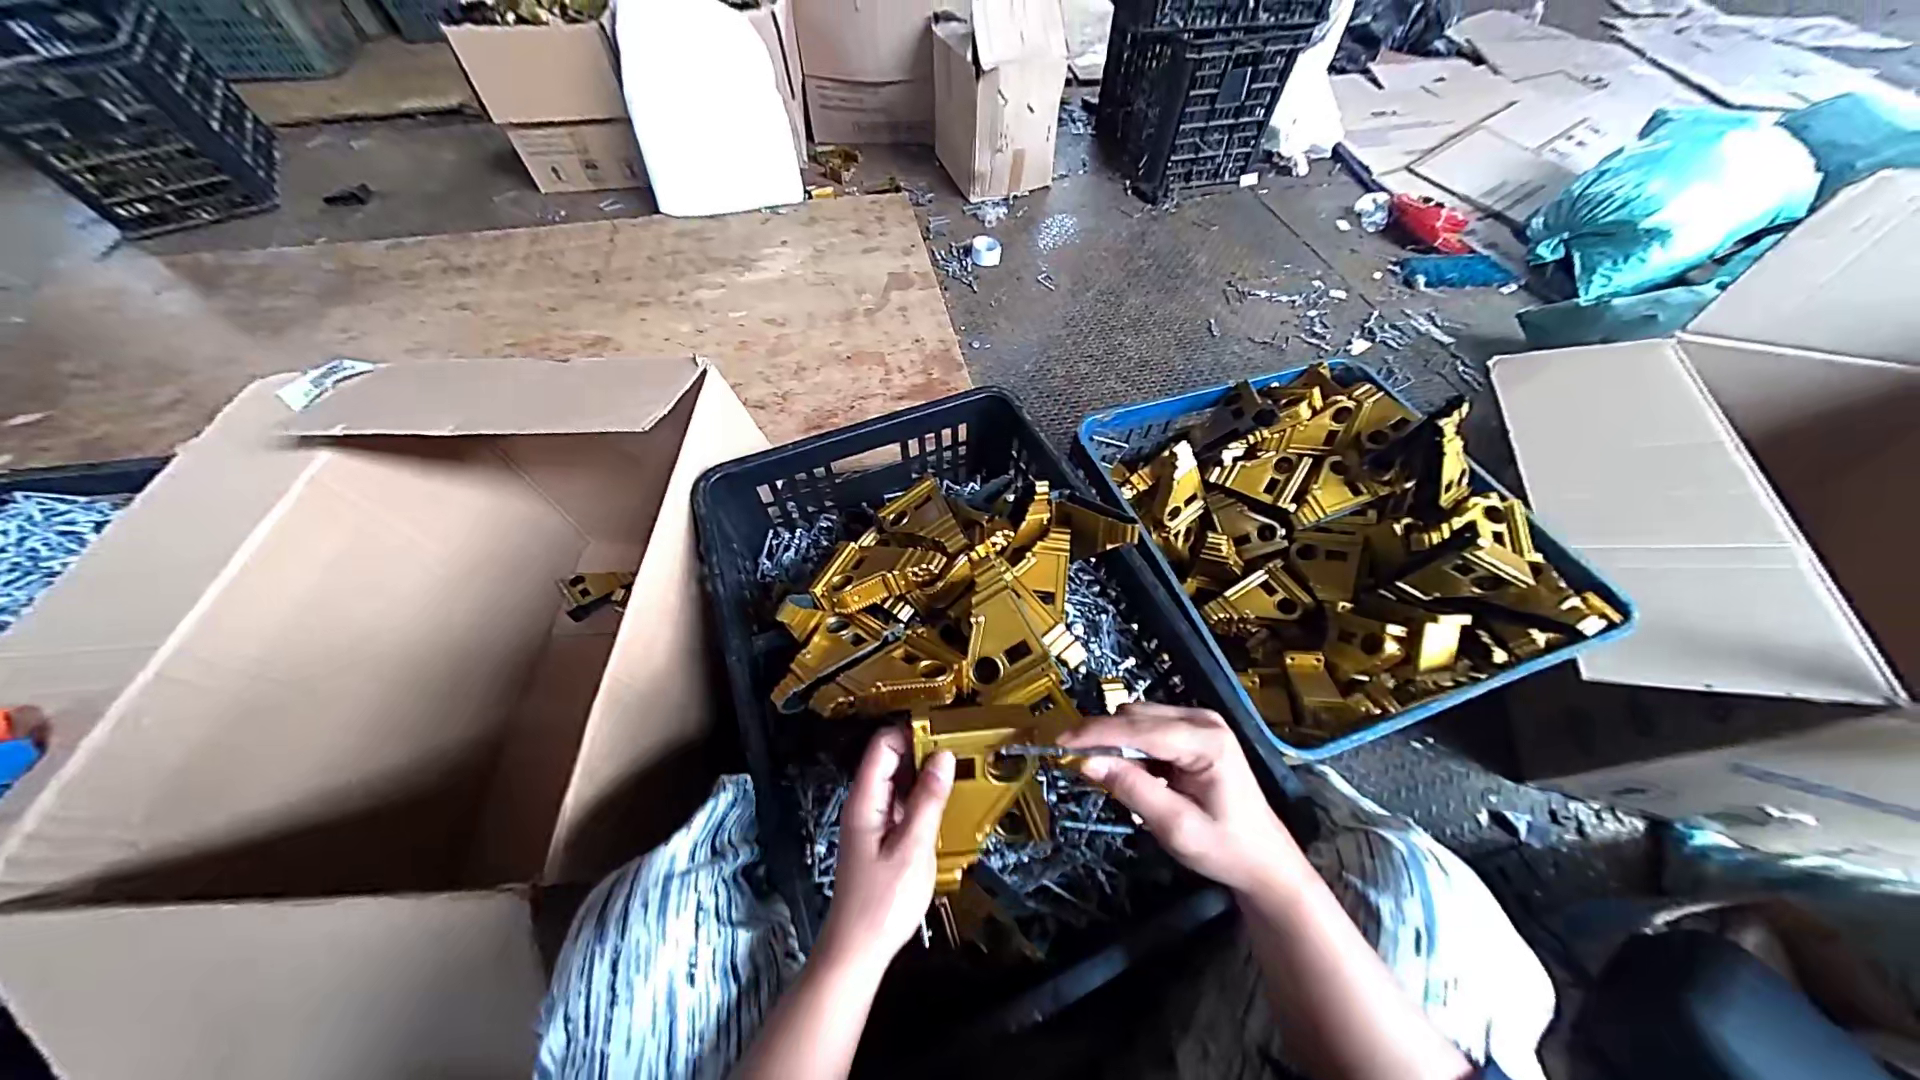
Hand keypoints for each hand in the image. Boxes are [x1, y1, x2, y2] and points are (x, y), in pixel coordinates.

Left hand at [815, 727, 953, 975]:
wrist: (857, 950)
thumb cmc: (881, 904)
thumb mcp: (913, 848)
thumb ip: (929, 800)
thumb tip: (943, 757)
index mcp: (864, 800)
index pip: (883, 744)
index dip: (912, 734)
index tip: (944, 737)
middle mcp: (864, 803)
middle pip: (891, 758)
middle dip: (923, 751)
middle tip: (957, 756)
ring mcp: (871, 819)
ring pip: (899, 780)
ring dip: (925, 775)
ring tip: (955, 777)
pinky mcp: (880, 836)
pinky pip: (901, 802)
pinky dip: (921, 798)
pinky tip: (942, 806)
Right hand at [1060, 704, 1305, 895]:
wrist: (1263, 860)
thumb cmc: (1226, 849)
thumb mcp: (1176, 828)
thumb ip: (1132, 790)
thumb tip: (1088, 761)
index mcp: (1207, 741)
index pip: (1138, 729)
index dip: (1095, 734)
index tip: (1059, 742)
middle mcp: (1202, 720)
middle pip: (1134, 717)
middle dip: (1102, 738)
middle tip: (1078, 767)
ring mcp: (1198, 721)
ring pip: (1135, 718)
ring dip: (1115, 743)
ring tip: (1114, 778)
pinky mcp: (1191, 729)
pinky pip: (1145, 727)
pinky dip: (1129, 746)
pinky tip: (1135, 774)